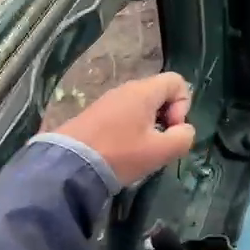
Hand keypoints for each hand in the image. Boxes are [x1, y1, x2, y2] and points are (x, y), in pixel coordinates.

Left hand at [51, 72, 195, 185]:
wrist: (65, 167)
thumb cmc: (119, 155)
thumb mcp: (160, 151)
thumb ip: (182, 138)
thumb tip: (184, 130)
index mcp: (144, 91)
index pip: (177, 81)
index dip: (183, 105)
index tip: (171, 129)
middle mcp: (125, 89)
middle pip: (159, 94)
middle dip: (166, 118)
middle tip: (158, 144)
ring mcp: (107, 101)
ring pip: (141, 106)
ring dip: (148, 126)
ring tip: (140, 152)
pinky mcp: (93, 116)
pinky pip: (123, 115)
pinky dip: (130, 130)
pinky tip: (121, 153)